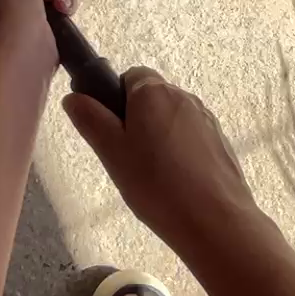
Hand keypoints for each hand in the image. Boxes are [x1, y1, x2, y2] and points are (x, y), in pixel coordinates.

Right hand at [63, 67, 262, 254]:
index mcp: (153, 92)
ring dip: (159, 136)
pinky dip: (180, 151)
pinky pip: (191, 136)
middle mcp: (183, 96)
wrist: (214, 220)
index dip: (116, 98)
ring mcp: (206, 118)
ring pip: (172, 118)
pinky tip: (176, 183)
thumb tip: (73, 98)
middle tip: (126, 157)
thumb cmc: (155, 183)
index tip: (112, 130)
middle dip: (137, 119)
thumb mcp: (111, 153)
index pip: (130, 76)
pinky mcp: (221, 141)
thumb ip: (90, 120)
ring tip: (152, 176)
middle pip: (152, 97)